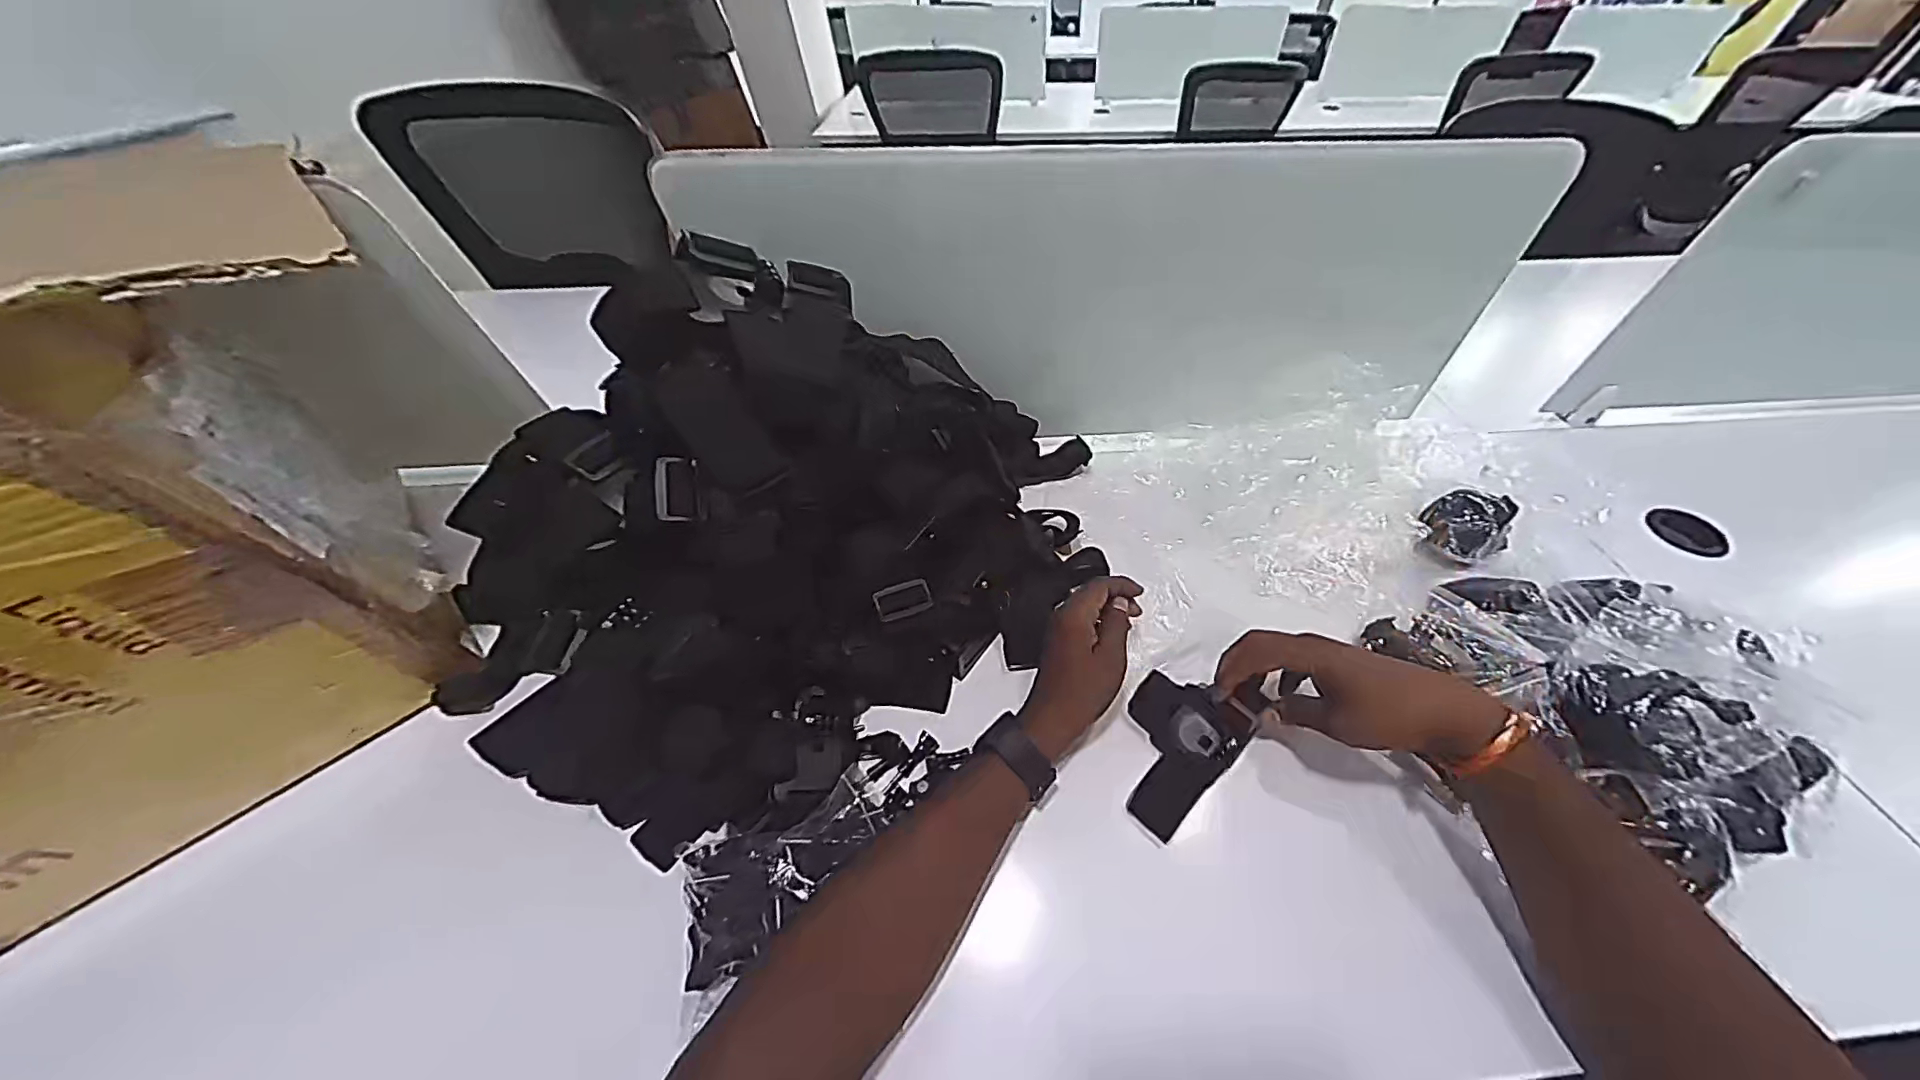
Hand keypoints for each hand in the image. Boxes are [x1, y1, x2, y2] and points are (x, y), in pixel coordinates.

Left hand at [1019, 576, 1143, 760]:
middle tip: (1134, 606)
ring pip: (1084, 606)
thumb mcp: (1111, 656)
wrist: (1054, 716)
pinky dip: (1095, 620)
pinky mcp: (1056, 642)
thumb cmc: (1078, 694)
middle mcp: (1060, 619)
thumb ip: (1117, 624)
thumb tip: (1120, 605)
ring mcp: (1056, 630)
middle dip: (1115, 595)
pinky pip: (1077, 620)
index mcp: (1073, 617)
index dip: (1121, 585)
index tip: (1136, 591)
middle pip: (1089, 592)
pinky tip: (1109, 634)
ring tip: (1126, 620)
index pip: (1098, 585)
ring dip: (1106, 608)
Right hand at [1213, 631, 1508, 760]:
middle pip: (1259, 643)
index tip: (1220, 693)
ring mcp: (1328, 651)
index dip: (1231, 670)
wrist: (1446, 712)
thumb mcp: (1337, 722)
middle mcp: (1316, 645)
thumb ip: (1295, 713)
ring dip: (1254, 669)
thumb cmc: (1396, 713)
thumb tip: (1269, 711)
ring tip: (1248, 697)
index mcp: (1311, 654)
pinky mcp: (1339, 662)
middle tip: (1223, 691)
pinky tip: (1281, 696)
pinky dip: (1275, 673)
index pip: (1255, 651)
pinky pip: (1293, 659)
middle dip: (1235, 665)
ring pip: (1275, 650)